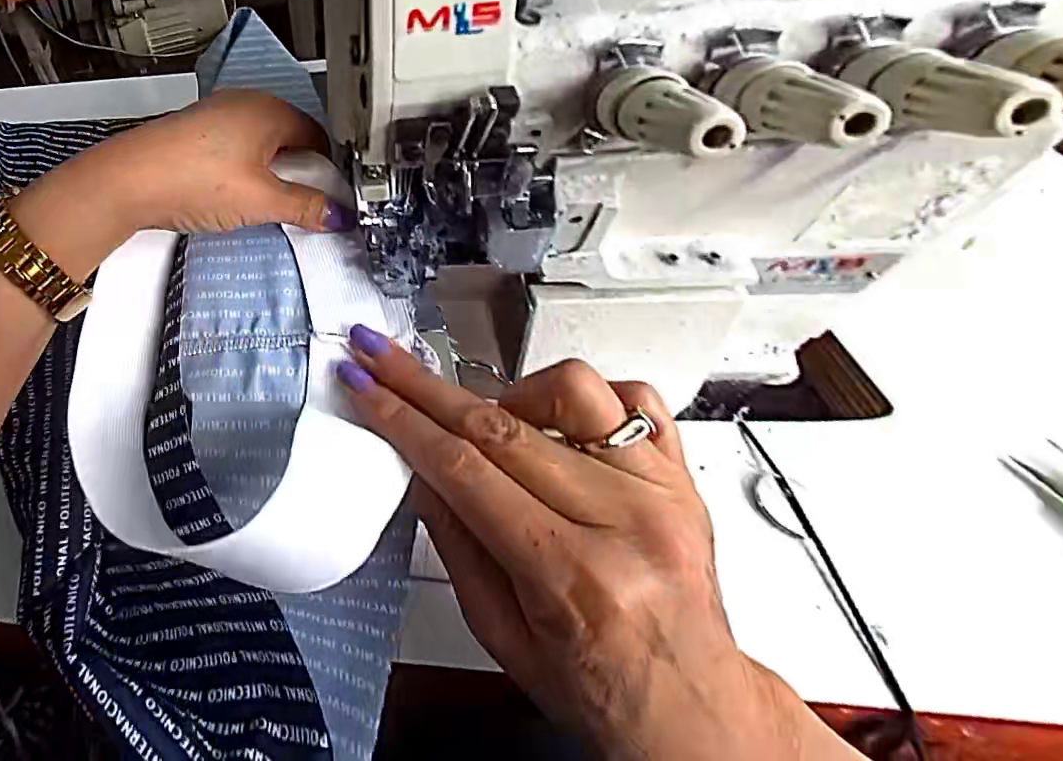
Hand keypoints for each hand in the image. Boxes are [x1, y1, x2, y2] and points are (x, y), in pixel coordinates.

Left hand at [10, 91, 348, 274]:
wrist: (126, 181)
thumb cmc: (192, 179)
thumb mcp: (261, 200)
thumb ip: (304, 207)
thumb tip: (333, 214)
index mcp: (269, 111)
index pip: (319, 135)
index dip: (329, 169)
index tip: (330, 196)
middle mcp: (245, 104)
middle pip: (291, 138)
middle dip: (300, 171)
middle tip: (299, 204)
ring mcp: (217, 115)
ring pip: (262, 144)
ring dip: (272, 172)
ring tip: (264, 203)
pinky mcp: (196, 131)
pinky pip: (237, 147)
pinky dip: (246, 169)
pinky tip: (234, 194)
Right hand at [335, 329, 860, 760]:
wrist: (696, 709)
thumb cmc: (603, 688)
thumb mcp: (501, 635)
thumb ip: (456, 542)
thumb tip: (420, 466)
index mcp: (570, 576)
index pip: (462, 468)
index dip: (401, 418)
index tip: (366, 386)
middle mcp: (622, 521)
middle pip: (497, 423)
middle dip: (422, 383)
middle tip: (381, 354)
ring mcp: (658, 489)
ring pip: (568, 387)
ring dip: (507, 392)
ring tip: (493, 421)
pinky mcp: (679, 473)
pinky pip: (631, 394)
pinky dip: (581, 394)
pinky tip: (557, 419)